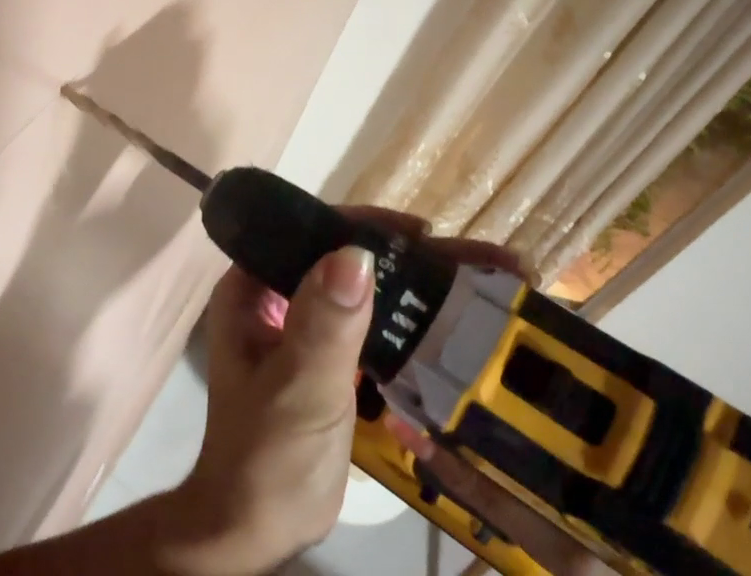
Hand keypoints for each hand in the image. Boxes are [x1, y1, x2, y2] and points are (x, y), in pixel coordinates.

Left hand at [171, 207, 523, 574]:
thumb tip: (356, 252)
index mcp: (252, 292)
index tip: (424, 233)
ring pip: (370, 293)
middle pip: (348, 261)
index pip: (307, 235)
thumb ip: (325, 322)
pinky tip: (467, 324)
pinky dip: (419, 324)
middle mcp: (279, 301)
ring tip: (498, 281)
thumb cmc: (268, 452)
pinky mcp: (335, 365)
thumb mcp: (299, 385)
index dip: (365, 225)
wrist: (260, 525)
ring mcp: (308, 333)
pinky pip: (380, 330)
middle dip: (414, 256)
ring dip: (425, 285)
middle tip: (488, 258)